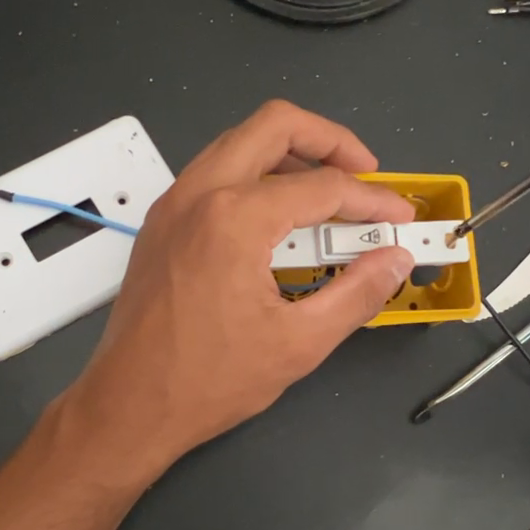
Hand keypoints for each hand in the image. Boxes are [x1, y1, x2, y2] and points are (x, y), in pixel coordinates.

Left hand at [58, 101, 415, 477]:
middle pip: (274, 124)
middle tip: (365, 176)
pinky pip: (214, 173)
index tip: (400, 219)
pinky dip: (254, 176)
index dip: (372, 201)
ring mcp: (173, 205)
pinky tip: (277, 219)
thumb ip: (357, 294)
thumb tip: (397, 259)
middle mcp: (199, 194)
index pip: (323, 187)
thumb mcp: (299, 343)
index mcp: (235, 218)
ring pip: (239, 142)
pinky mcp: (160, 224)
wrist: (129, 405)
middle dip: (330, 141)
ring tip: (326, 194)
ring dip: (289, 154)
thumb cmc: (211, 381)